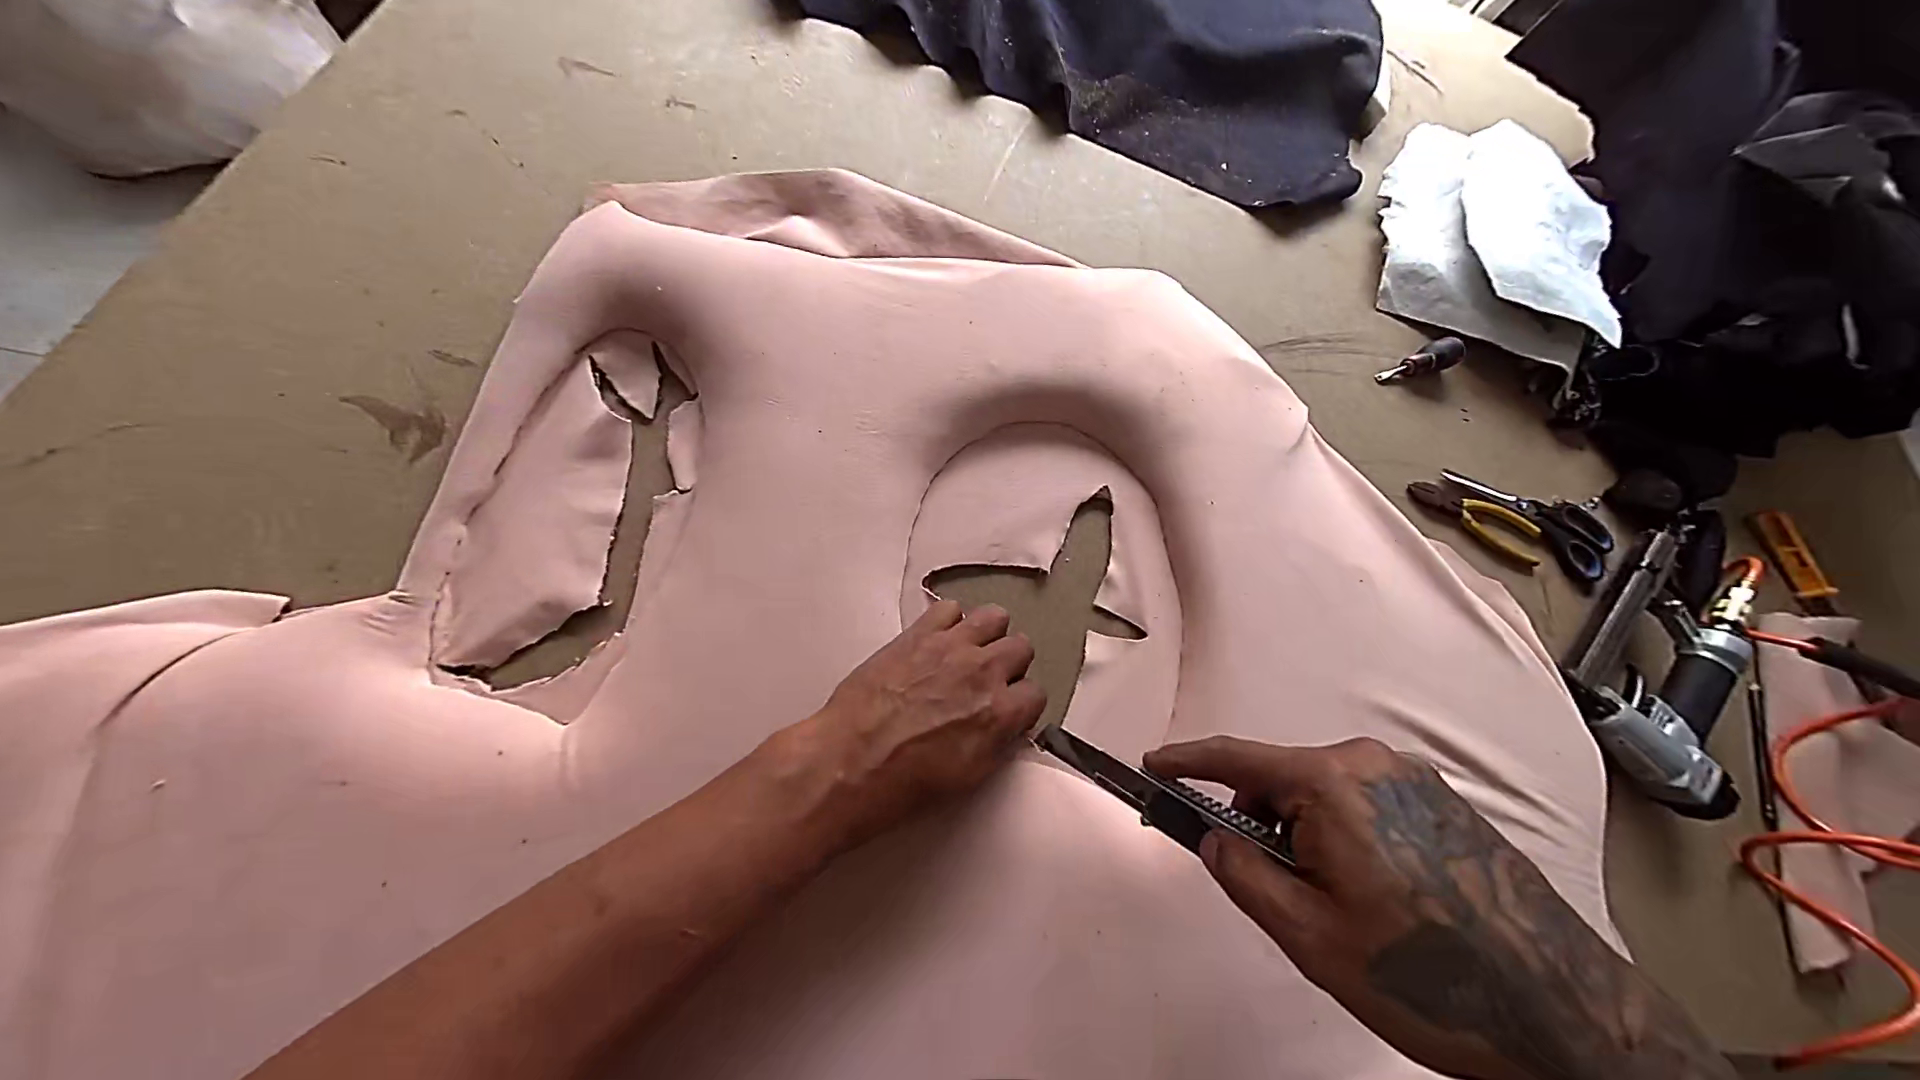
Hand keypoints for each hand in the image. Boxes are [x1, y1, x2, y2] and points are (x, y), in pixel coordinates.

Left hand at [787, 600, 1045, 848]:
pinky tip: (938, 640)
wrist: (850, 763)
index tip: (1009, 706)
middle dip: (1010, 663)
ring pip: (994, 617)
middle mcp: (983, 672)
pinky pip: (949, 608)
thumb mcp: (970, 777)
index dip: (1022, 702)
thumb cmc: (903, 780)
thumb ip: (999, 742)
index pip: (1036, 692)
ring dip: (988, 634)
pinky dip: (948, 621)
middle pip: (1021, 647)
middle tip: (990, 678)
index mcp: (1001, 712)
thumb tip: (1008, 726)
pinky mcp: (919, 634)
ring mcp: (951, 647)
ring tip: (970, 651)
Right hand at [1144, 736, 1733, 1079]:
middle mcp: (1369, 762)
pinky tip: (1371, 888)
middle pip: (1281, 777)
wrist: (1565, 1014)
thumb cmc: (1421, 972)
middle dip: (1259, 818)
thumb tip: (1213, 838)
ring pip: (1322, 790)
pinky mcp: (1440, 799)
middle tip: (1271, 881)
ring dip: (1303, 829)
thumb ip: (1242, 874)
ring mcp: (1411, 777)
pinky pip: (1361, 798)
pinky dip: (1340, 829)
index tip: (1152, 764)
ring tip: (1331, 897)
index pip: (1235, 758)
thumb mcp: (1307, 933)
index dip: (1185, 760)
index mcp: (1330, 782)